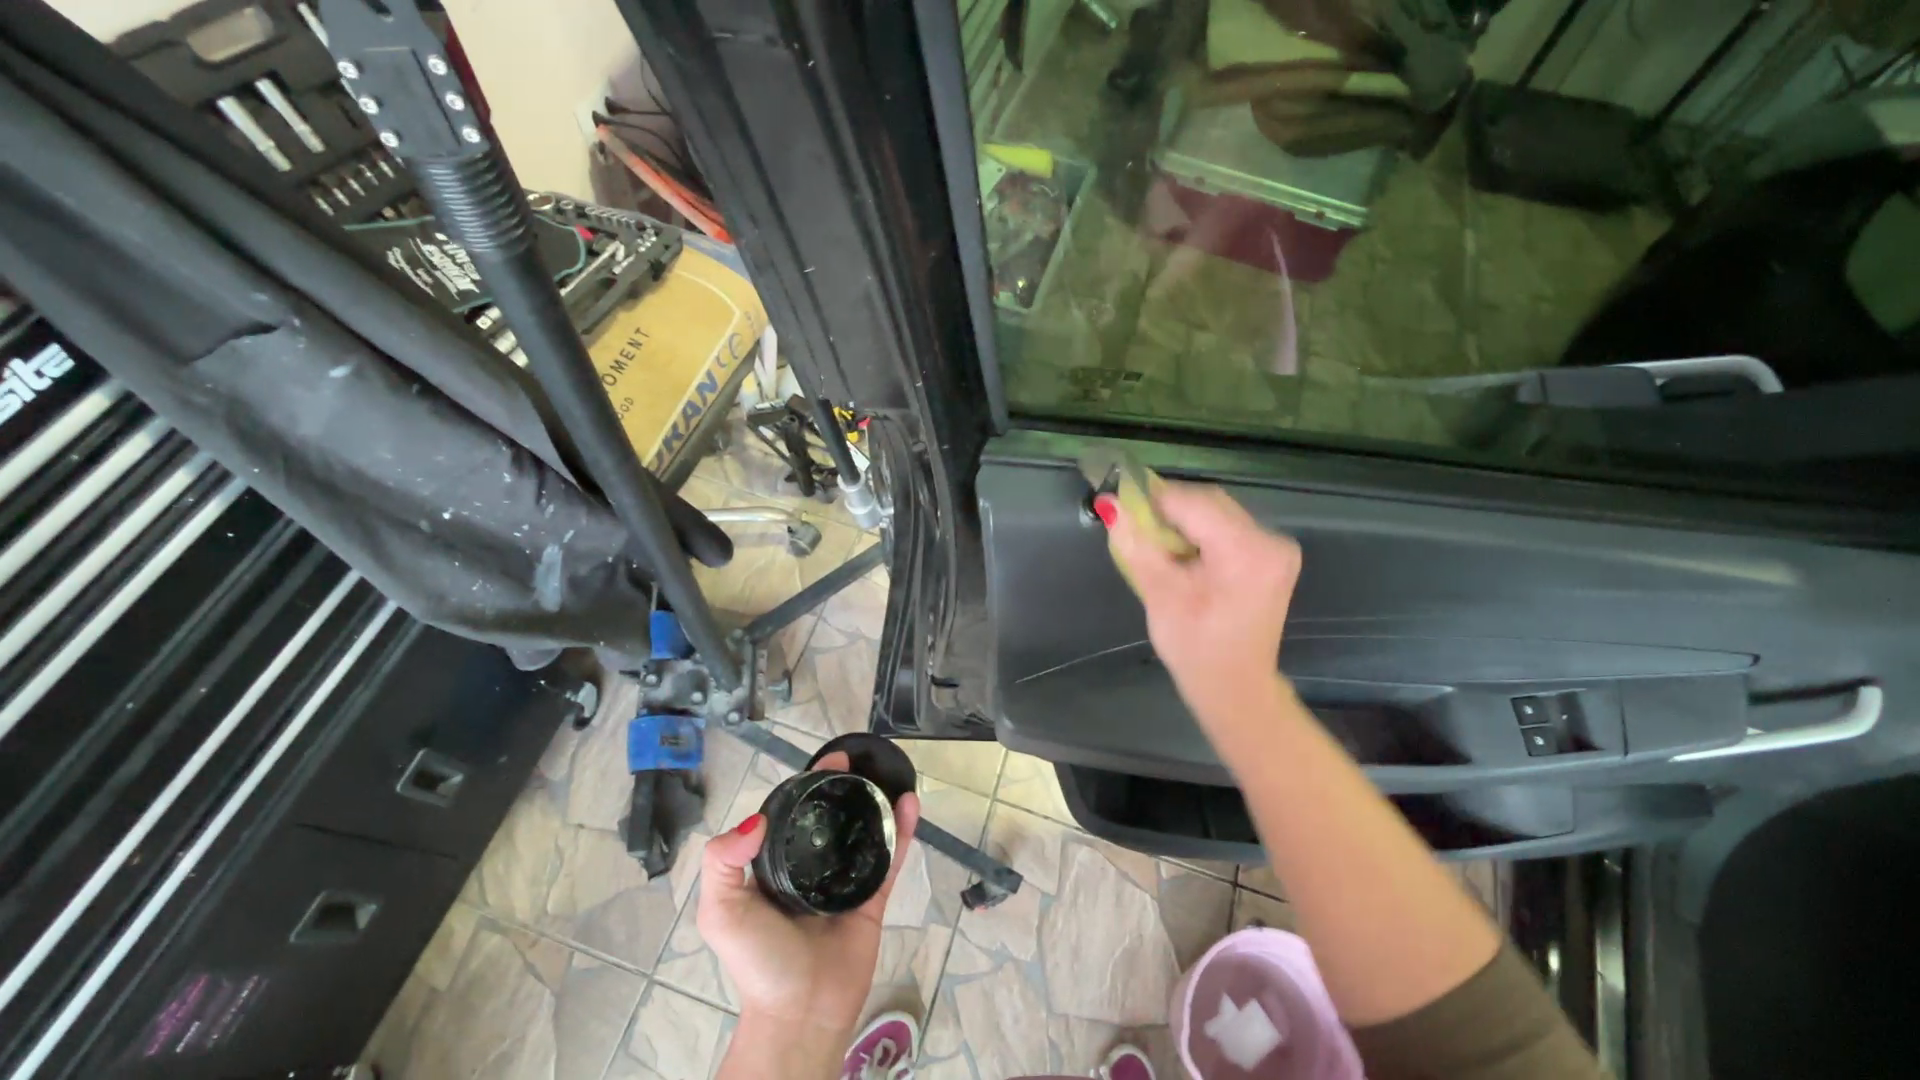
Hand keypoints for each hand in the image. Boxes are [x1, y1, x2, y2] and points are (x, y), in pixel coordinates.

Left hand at [698, 751, 921, 1037]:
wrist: (801, 1010)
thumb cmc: (758, 961)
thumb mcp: (721, 911)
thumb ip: (723, 861)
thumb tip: (756, 818)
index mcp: (773, 869)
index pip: (789, 817)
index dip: (804, 787)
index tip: (821, 764)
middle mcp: (809, 870)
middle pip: (829, 819)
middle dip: (841, 787)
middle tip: (854, 760)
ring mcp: (844, 882)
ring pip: (863, 833)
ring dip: (875, 803)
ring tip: (884, 774)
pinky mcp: (873, 899)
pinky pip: (890, 859)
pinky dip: (903, 831)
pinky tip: (910, 804)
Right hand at [1110, 483, 1301, 720]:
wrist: (1235, 687)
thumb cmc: (1196, 649)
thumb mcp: (1160, 595)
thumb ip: (1137, 544)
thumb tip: (1110, 503)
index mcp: (1247, 550)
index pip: (1193, 502)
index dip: (1154, 501)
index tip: (1122, 507)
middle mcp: (1270, 540)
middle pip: (1210, 504)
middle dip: (1170, 512)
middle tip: (1136, 529)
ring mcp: (1277, 548)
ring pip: (1218, 513)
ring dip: (1185, 523)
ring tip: (1159, 549)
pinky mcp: (1273, 556)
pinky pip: (1229, 528)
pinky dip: (1202, 534)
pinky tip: (1184, 558)